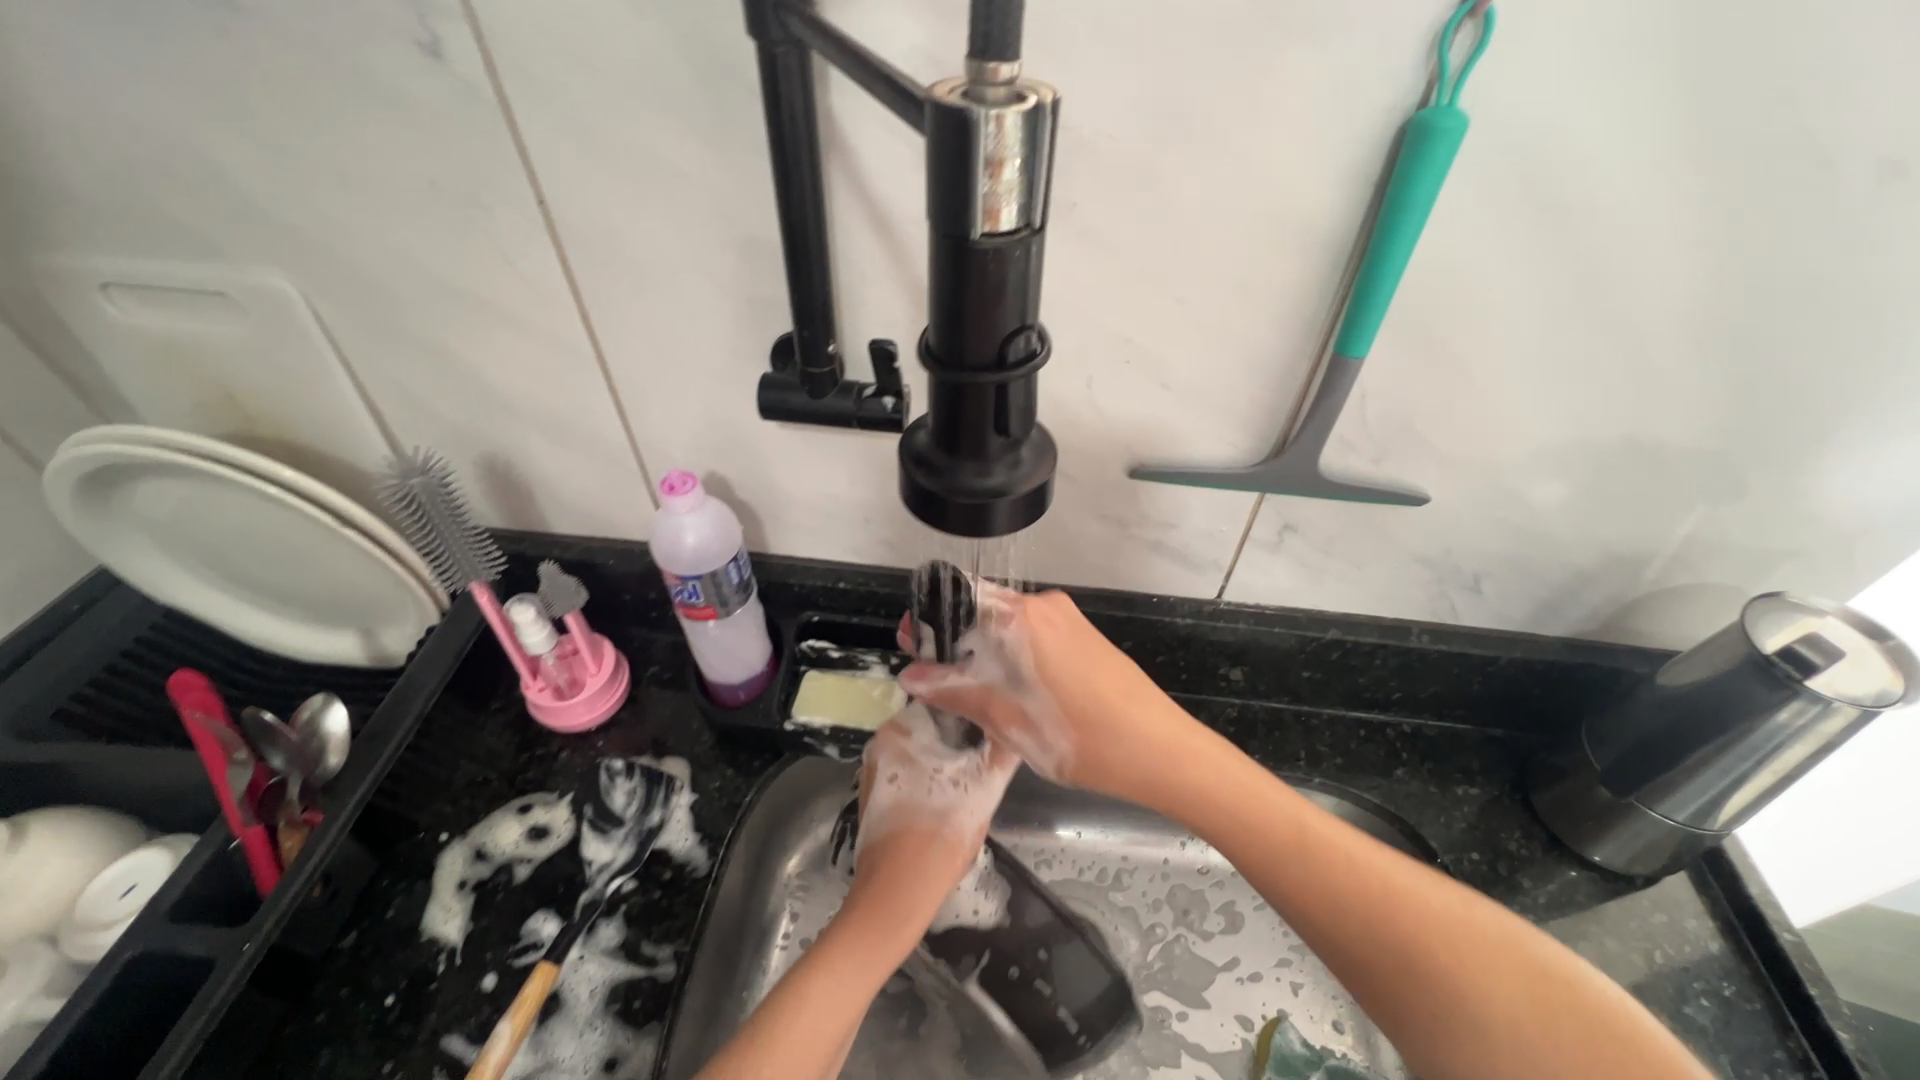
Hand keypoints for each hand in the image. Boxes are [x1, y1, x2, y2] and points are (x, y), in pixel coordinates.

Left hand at [848, 704, 1019, 932]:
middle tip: (987, 756)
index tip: (995, 727)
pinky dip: (928, 780)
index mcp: (901, 727)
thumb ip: (1004, 749)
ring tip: (973, 776)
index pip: (945, 702)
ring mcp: (874, 770)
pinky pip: (909, 775)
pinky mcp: (875, 796)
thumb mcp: (985, 786)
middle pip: (932, 728)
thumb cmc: (942, 830)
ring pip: (921, 753)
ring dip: (944, 762)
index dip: (973, 713)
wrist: (898, 890)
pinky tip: (949, 797)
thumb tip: (1021, 721)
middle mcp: (881, 741)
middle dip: (958, 740)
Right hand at [895, 585, 1212, 808]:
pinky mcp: (1083, 638)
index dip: (929, 622)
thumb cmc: (1083, 738)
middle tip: (933, 680)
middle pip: (982, 609)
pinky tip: (1007, 692)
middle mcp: (1045, 607)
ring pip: (1007, 626)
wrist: (1161, 752)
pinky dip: (1010, 656)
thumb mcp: (1009, 720)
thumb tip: (912, 677)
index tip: (912, 650)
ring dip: (982, 651)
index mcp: (1023, 617)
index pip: (959, 597)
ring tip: (967, 693)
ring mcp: (1067, 620)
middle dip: (954, 641)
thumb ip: (956, 692)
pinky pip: (1032, 637)